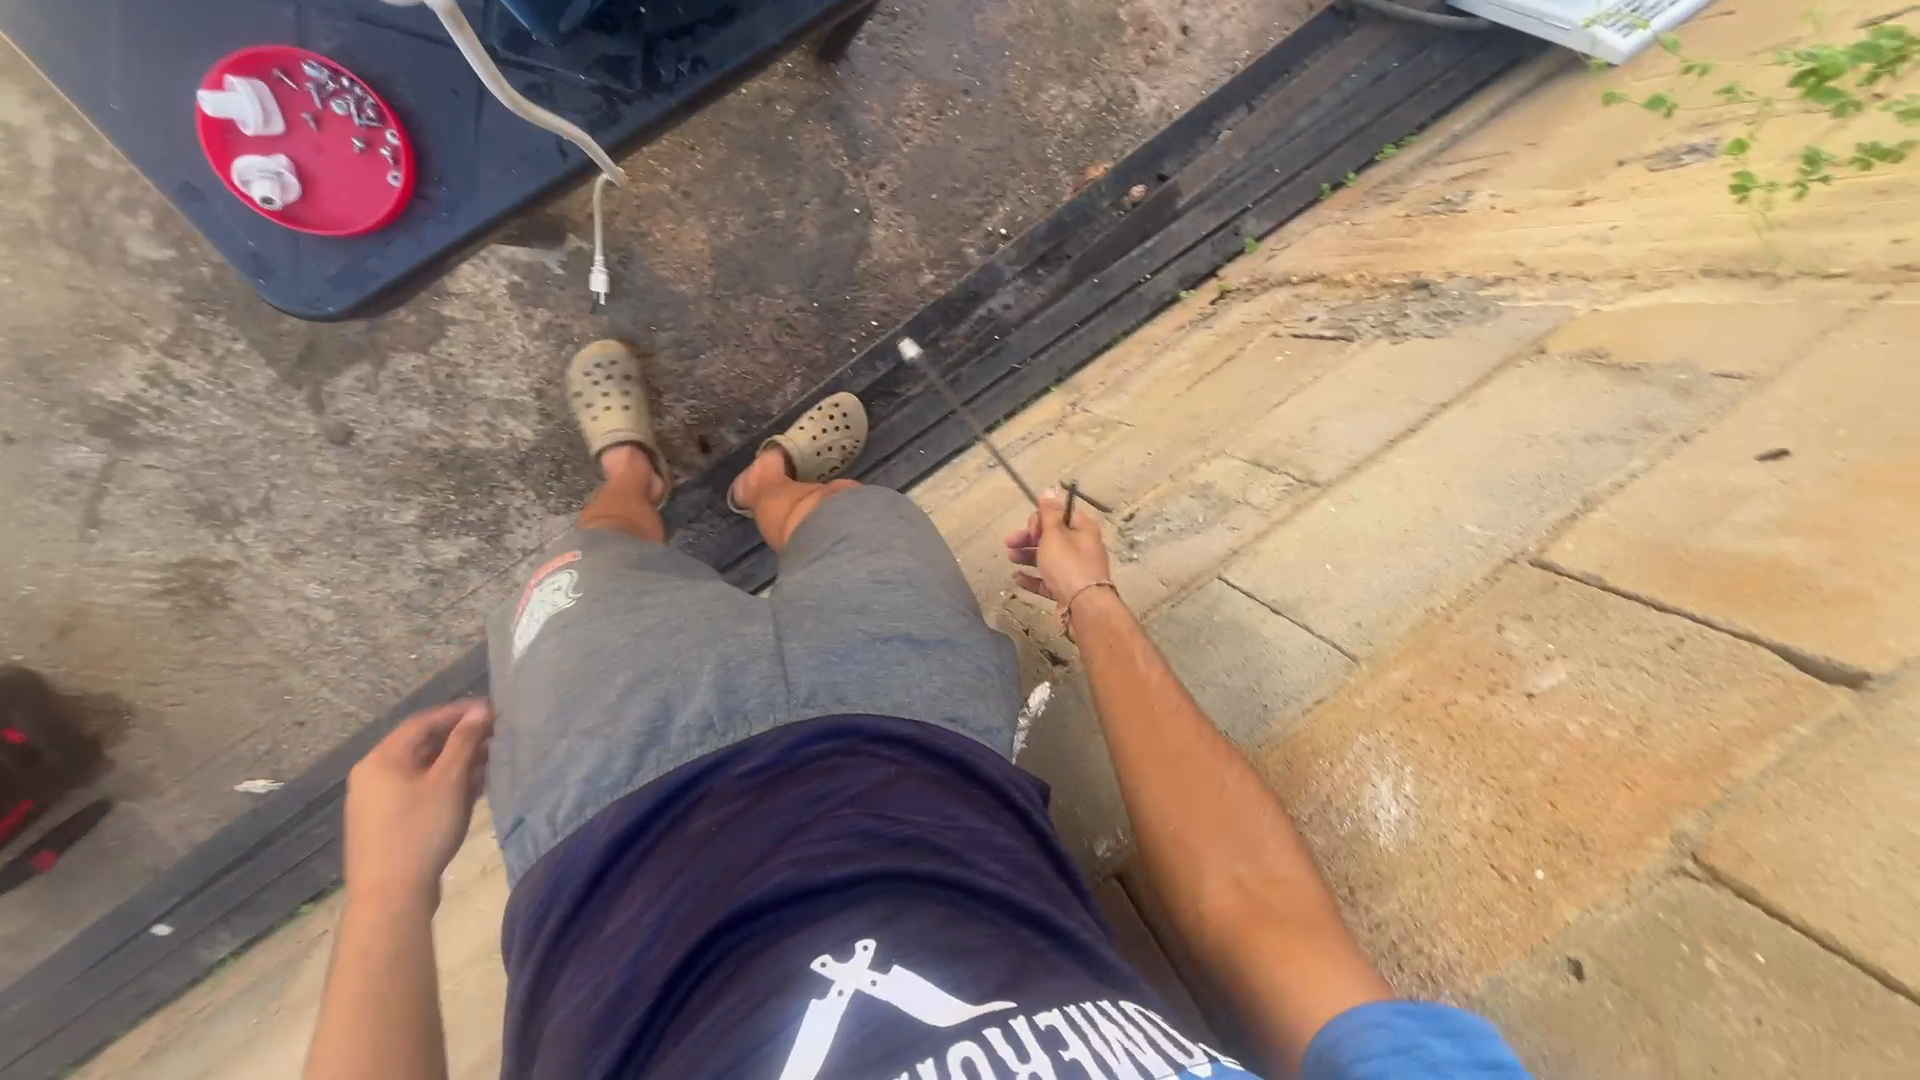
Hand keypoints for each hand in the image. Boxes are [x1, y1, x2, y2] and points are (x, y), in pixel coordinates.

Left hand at [343, 700, 492, 910]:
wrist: (391, 895)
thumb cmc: (420, 830)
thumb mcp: (448, 781)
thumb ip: (465, 741)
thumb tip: (481, 710)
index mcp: (382, 759)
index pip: (423, 722)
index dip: (459, 712)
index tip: (493, 710)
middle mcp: (374, 774)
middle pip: (422, 744)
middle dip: (461, 737)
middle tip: (496, 735)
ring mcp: (378, 799)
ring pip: (423, 768)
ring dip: (457, 760)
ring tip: (491, 760)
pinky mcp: (387, 820)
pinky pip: (419, 788)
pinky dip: (446, 781)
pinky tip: (473, 787)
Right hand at [1005, 487, 1113, 617]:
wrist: (1084, 606)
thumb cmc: (1068, 564)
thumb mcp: (1055, 534)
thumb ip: (1049, 512)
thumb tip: (1050, 489)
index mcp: (1082, 529)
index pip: (1060, 515)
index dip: (1041, 519)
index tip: (1031, 529)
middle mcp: (1082, 547)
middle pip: (1051, 537)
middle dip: (1029, 538)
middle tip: (1010, 543)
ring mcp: (1075, 570)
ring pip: (1048, 559)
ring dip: (1027, 556)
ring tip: (1010, 559)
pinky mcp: (1068, 589)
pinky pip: (1048, 580)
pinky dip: (1033, 578)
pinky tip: (1018, 578)